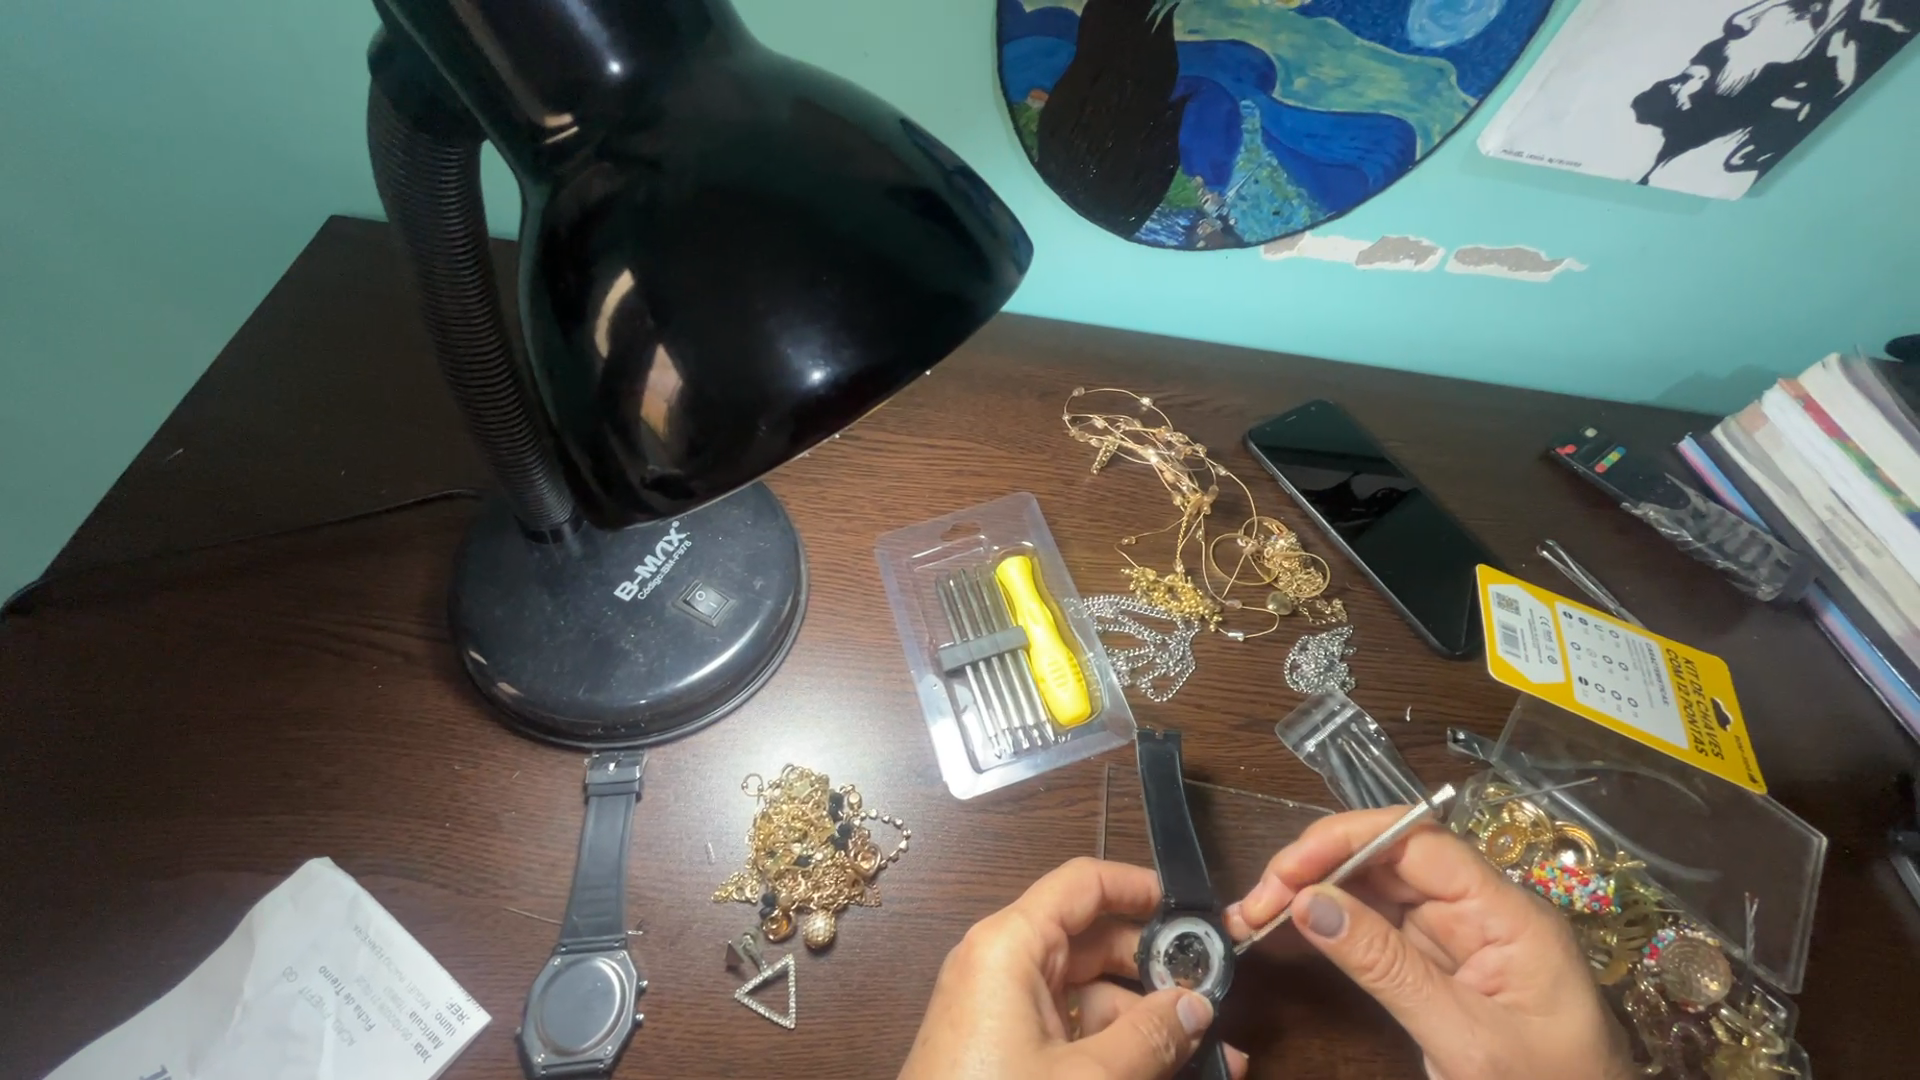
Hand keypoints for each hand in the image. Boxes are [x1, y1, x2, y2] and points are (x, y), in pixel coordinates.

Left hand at [900, 857, 1248, 1079]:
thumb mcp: (1084, 1078)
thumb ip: (1147, 1038)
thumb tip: (1197, 1004)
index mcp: (1010, 943)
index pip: (1082, 883)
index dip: (1139, 886)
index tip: (1194, 911)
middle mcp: (1004, 961)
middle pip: (1091, 939)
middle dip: (1154, 966)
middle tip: (1217, 990)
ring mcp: (1004, 1005)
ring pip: (1087, 989)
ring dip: (1144, 1015)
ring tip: (1213, 1048)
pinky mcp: (1007, 1045)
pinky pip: (1070, 1026)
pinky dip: (1114, 1042)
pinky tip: (1169, 1069)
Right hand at [1222, 808, 1630, 1079]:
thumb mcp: (1469, 1046)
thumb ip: (1387, 968)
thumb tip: (1306, 901)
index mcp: (1507, 913)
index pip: (1416, 840)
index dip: (1344, 841)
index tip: (1286, 871)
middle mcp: (1478, 911)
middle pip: (1384, 859)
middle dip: (1314, 870)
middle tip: (1255, 903)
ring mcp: (1455, 938)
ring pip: (1368, 889)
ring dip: (1308, 896)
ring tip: (1252, 915)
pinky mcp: (1434, 966)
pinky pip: (1370, 928)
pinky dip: (1323, 926)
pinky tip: (1283, 930)